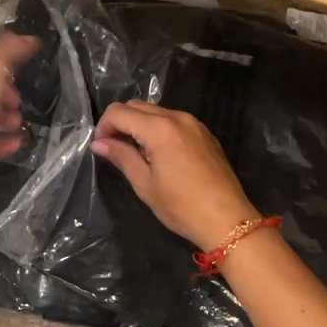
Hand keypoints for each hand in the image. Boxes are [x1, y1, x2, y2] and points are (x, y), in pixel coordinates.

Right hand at [90, 101, 258, 248]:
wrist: (228, 220)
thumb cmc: (181, 206)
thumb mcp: (145, 184)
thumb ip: (121, 156)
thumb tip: (99, 143)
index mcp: (159, 128)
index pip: (119, 112)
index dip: (104, 126)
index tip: (101, 147)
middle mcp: (177, 116)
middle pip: (137, 106)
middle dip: (121, 123)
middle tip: (115, 150)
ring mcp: (194, 123)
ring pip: (156, 112)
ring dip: (140, 125)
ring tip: (138, 154)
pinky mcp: (205, 133)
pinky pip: (174, 121)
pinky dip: (159, 130)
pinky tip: (160, 155)